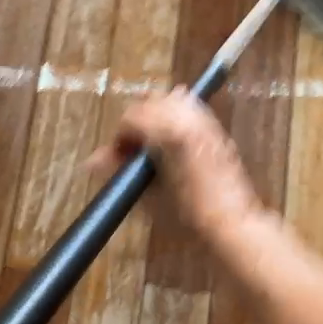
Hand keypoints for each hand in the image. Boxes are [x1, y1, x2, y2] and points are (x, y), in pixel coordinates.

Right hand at [87, 90, 265, 239]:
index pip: (132, 116)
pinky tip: (172, 138)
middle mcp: (189, 120)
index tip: (118, 159)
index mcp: (170, 133)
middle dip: (136, 122)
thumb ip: (120, 172)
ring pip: (173, 99)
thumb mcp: (147, 196)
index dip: (119, 137)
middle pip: (151, 101)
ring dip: (156, 115)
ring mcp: (206, 123)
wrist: (231, 224)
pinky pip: (192, 109)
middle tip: (132, 151)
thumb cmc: (187, 217)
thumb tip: (91, 162)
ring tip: (151, 143)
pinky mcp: (217, 130)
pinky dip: (177, 115)